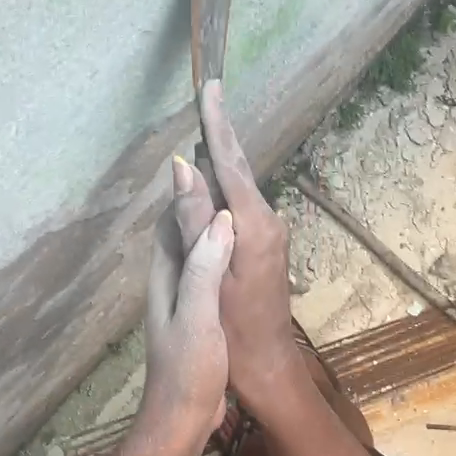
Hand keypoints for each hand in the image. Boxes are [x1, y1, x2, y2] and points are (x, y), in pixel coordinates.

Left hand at [138, 159, 234, 447]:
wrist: (180, 422)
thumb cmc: (188, 370)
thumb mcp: (198, 316)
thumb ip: (204, 267)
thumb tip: (220, 215)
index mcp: (166, 275)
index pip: (173, 218)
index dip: (187, 187)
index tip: (205, 152)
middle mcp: (170, 280)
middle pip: (181, 228)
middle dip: (198, 197)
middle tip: (225, 166)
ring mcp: (183, 299)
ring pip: (195, 249)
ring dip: (210, 222)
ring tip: (237, 198)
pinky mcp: (198, 316)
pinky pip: (207, 271)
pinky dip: (222, 251)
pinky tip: (242, 253)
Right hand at [197, 80, 307, 414]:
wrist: (270, 368)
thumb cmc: (233, 332)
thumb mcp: (208, 276)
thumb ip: (196, 222)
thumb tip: (183, 168)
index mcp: (255, 227)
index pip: (232, 164)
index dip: (217, 125)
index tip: (211, 87)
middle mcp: (269, 222)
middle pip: (239, 168)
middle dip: (221, 132)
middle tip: (209, 91)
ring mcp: (271, 234)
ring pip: (240, 187)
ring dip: (221, 158)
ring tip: (202, 124)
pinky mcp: (266, 246)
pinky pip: (241, 204)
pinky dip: (224, 186)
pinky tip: (209, 179)